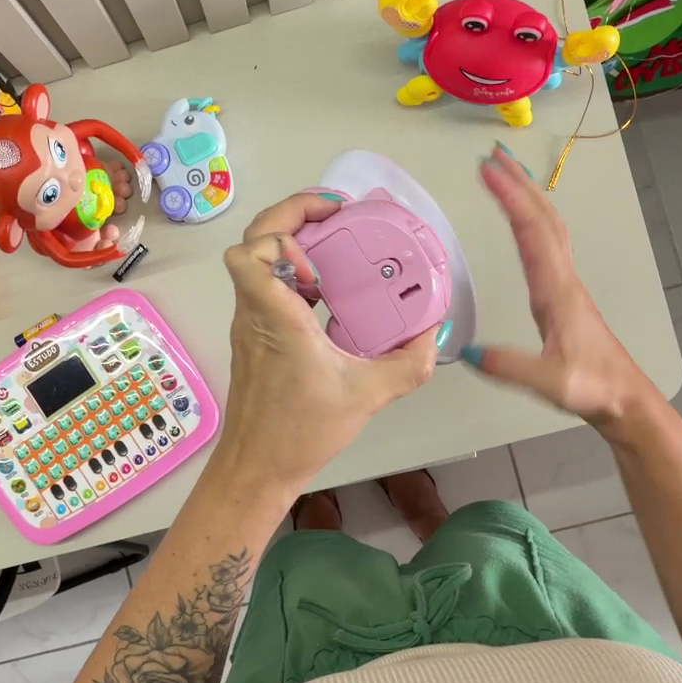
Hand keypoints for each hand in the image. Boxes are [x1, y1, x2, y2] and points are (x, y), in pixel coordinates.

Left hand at [215, 193, 439, 490]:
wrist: (256, 467)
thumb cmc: (300, 433)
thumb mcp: (368, 395)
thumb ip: (409, 362)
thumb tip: (433, 331)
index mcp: (277, 318)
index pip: (250, 253)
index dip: (283, 232)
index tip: (322, 242)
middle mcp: (254, 312)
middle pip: (251, 240)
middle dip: (291, 216)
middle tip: (335, 215)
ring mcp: (248, 323)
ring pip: (254, 261)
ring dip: (291, 245)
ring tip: (336, 246)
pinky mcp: (252, 336)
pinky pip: (263, 285)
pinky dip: (290, 273)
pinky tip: (326, 291)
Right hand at [462, 146, 655, 435]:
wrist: (626, 397)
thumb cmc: (591, 386)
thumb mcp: (548, 381)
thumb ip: (508, 366)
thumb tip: (467, 351)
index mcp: (556, 291)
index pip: (532, 233)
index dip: (510, 198)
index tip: (487, 170)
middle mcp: (563, 279)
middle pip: (543, 218)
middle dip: (518, 183)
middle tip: (492, 155)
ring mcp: (567, 284)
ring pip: (550, 226)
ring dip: (529, 195)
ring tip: (507, 174)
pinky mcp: (566, 293)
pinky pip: (549, 242)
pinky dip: (534, 218)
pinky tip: (525, 219)